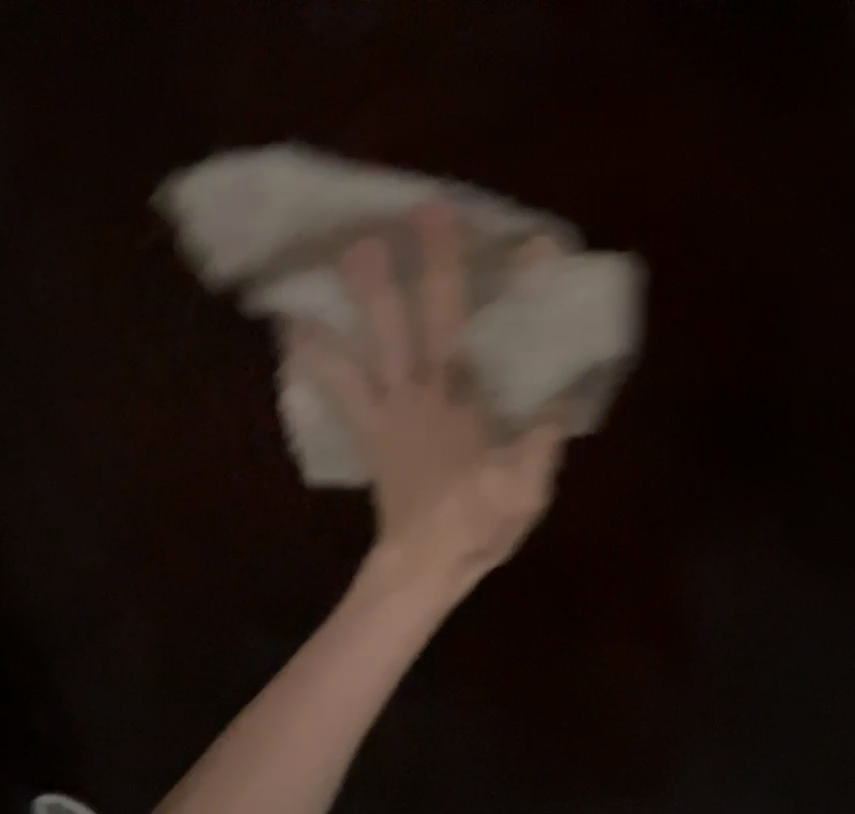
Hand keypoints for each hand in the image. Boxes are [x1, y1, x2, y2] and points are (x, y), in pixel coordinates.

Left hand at [286, 199, 567, 597]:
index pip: (497, 337)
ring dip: (360, 297)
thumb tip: (562, 388)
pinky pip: (338, 387)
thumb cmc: (479, 526)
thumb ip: (541, 438)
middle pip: (427, 322)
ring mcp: (392, 410)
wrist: (424, 563)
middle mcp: (427, 397)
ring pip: (373, 344)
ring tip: (343, 250)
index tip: (530, 243)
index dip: (515, 290)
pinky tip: (292, 328)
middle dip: (431, 265)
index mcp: (470, 408)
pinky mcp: (370, 429)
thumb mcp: (527, 488)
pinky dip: (315, 356)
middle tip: (422, 208)